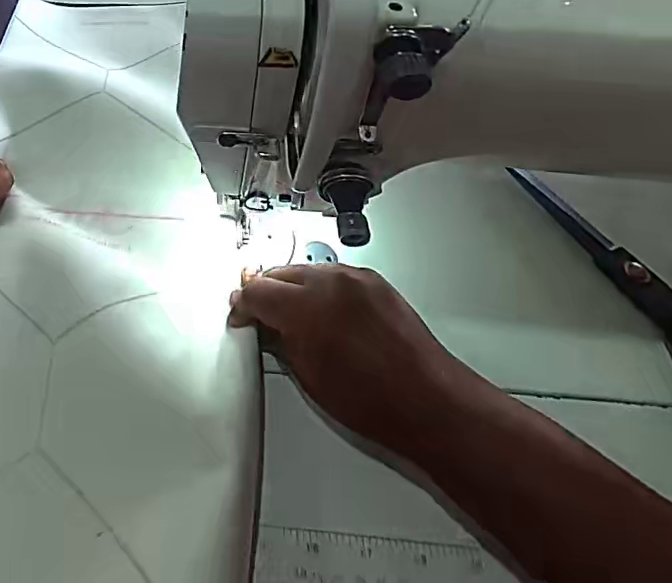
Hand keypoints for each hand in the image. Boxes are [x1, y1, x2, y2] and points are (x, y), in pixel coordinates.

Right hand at [230, 264, 468, 453]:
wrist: (430, 402)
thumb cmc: (380, 402)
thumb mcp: (309, 377)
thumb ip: (280, 342)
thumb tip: (267, 328)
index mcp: (307, 308)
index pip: (256, 290)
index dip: (242, 305)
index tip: (240, 314)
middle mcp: (330, 283)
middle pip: (277, 272)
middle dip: (265, 292)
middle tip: (259, 314)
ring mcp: (354, 278)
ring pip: (305, 269)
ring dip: (292, 288)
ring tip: (294, 316)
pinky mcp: (372, 280)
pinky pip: (333, 274)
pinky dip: (321, 288)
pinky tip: (323, 312)